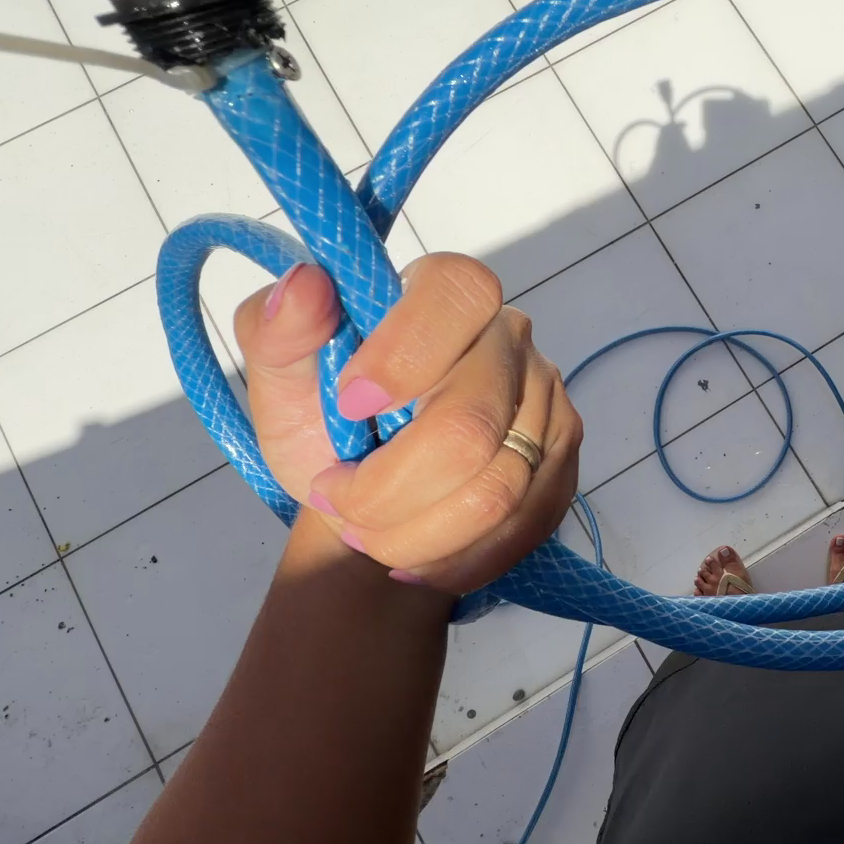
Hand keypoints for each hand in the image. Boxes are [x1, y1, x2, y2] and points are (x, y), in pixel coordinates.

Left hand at [233, 254, 580, 593]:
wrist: (381, 489)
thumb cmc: (333, 428)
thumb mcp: (285, 384)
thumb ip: (278, 333)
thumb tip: (305, 284)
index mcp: (450, 296)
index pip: (457, 297)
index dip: (404, 355)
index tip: (351, 408)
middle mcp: (514, 338)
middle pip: (469, 426)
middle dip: (386, 493)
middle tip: (340, 506)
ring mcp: (551, 399)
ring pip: (500, 490)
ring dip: (418, 537)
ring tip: (373, 538)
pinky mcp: (565, 458)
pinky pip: (527, 523)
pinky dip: (462, 559)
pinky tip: (422, 559)